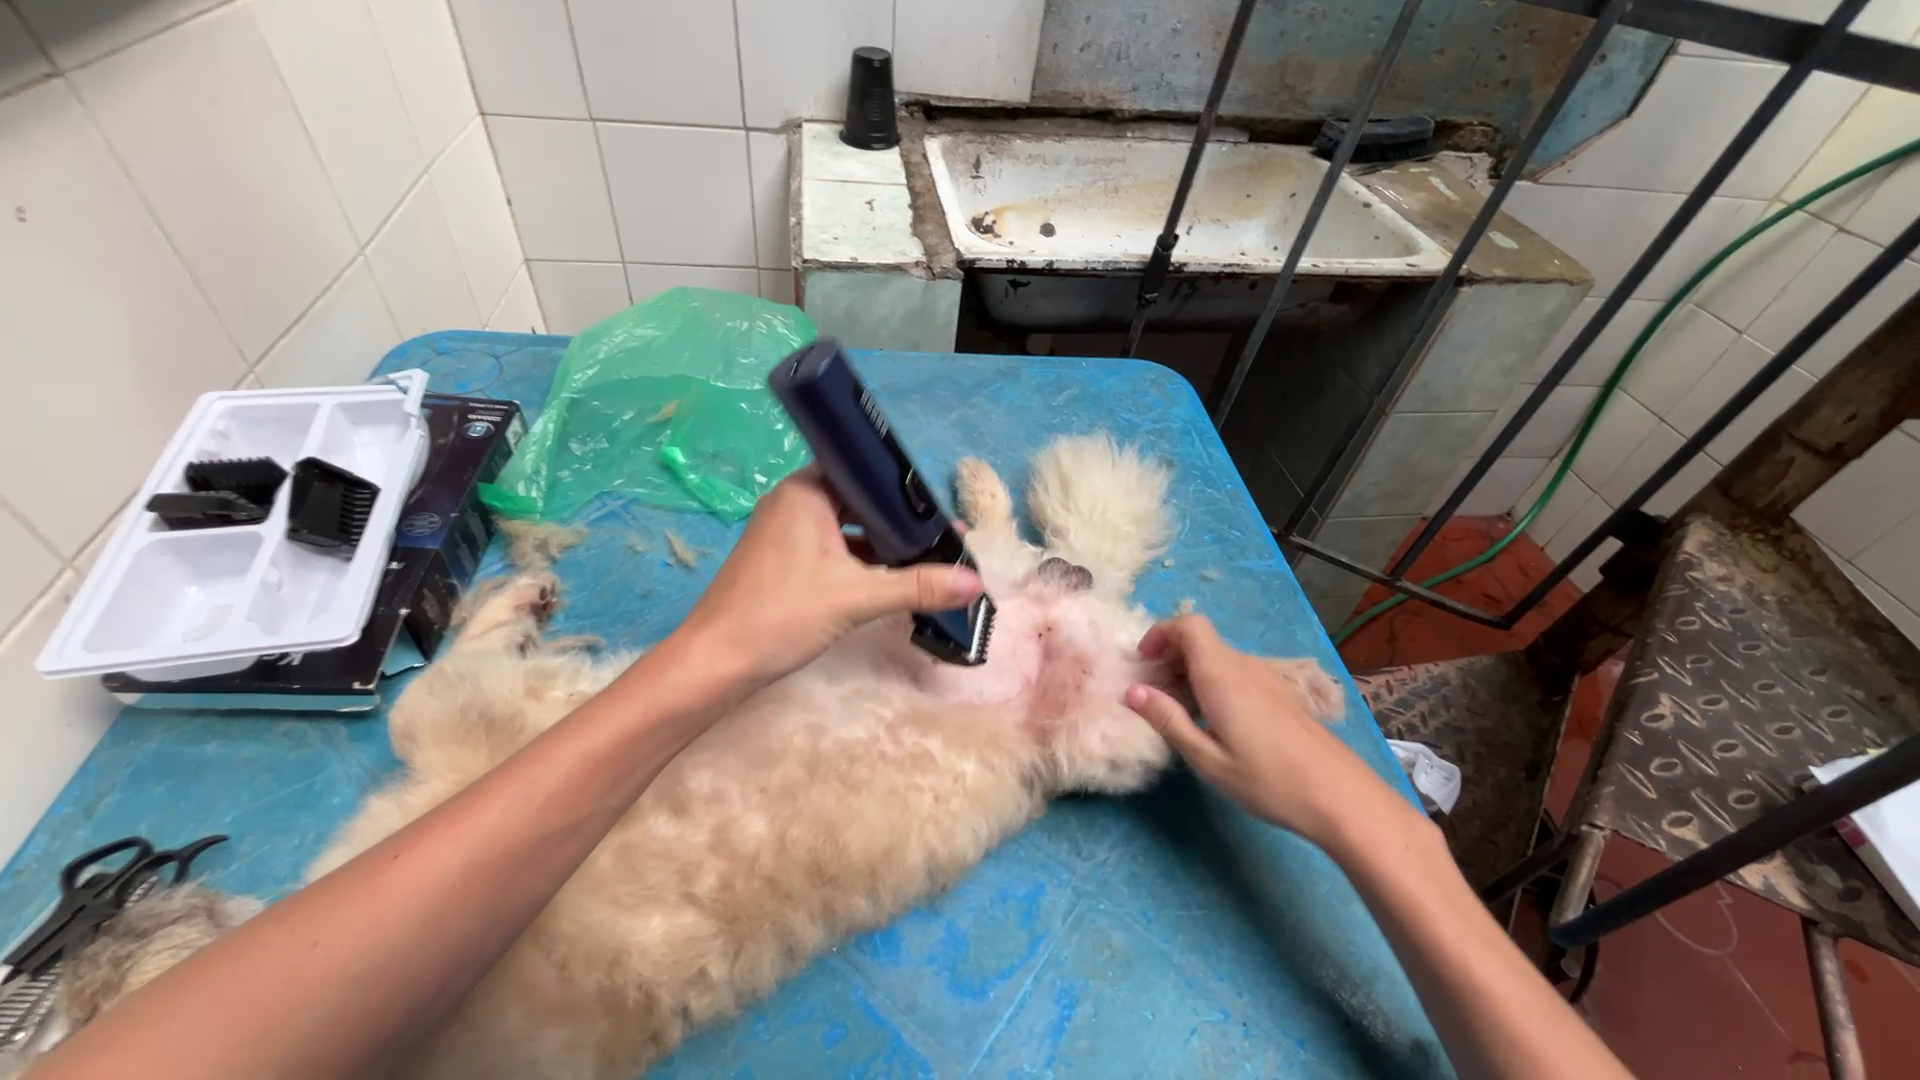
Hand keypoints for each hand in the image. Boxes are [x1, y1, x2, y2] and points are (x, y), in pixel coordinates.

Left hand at [675, 466, 982, 687]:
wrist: (716, 660)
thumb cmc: (782, 614)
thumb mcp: (857, 598)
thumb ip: (918, 586)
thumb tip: (976, 582)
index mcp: (808, 491)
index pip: (867, 472)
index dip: (907, 491)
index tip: (943, 512)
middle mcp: (795, 501)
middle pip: (861, 501)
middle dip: (901, 522)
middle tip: (944, 539)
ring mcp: (785, 531)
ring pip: (847, 527)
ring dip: (882, 545)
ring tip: (926, 561)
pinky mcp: (783, 558)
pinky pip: (832, 548)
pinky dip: (859, 561)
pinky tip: (889, 580)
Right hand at [1122, 616, 1399, 849]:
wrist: (1341, 797)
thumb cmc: (1269, 781)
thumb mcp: (1207, 759)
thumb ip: (1169, 721)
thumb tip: (1132, 691)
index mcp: (1222, 675)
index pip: (1189, 625)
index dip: (1160, 633)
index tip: (1143, 662)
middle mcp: (1244, 667)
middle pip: (1201, 641)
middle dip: (1170, 658)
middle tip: (1152, 694)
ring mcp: (1267, 680)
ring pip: (1218, 659)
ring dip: (1191, 673)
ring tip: (1179, 712)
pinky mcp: (1280, 695)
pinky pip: (1236, 675)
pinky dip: (1213, 684)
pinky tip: (1214, 723)